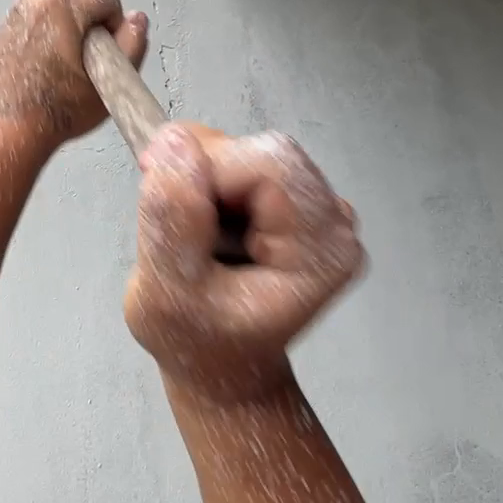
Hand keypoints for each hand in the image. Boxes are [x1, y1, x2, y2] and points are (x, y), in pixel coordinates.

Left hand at [0, 0, 149, 147]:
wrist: (10, 127)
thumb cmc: (59, 109)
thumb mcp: (109, 82)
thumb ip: (131, 45)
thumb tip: (137, 19)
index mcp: (65, 7)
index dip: (115, 21)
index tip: (107, 49)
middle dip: (96, 3)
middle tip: (96, 40)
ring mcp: (20, 8)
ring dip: (74, 4)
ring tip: (77, 40)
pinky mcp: (8, 22)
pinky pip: (38, 1)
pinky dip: (52, 12)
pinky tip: (55, 44)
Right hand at [125, 123, 365, 400]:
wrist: (218, 362)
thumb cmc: (195, 342)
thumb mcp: (166, 294)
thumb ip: (172, 220)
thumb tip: (175, 139)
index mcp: (321, 251)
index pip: (268, 164)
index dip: (208, 173)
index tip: (167, 214)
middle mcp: (335, 222)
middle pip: (262, 151)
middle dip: (203, 175)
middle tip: (172, 225)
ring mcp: (319, 208)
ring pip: (248, 150)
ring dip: (202, 180)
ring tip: (190, 234)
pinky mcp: (295, 200)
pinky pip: (244, 160)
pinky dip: (208, 180)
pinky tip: (201, 224)